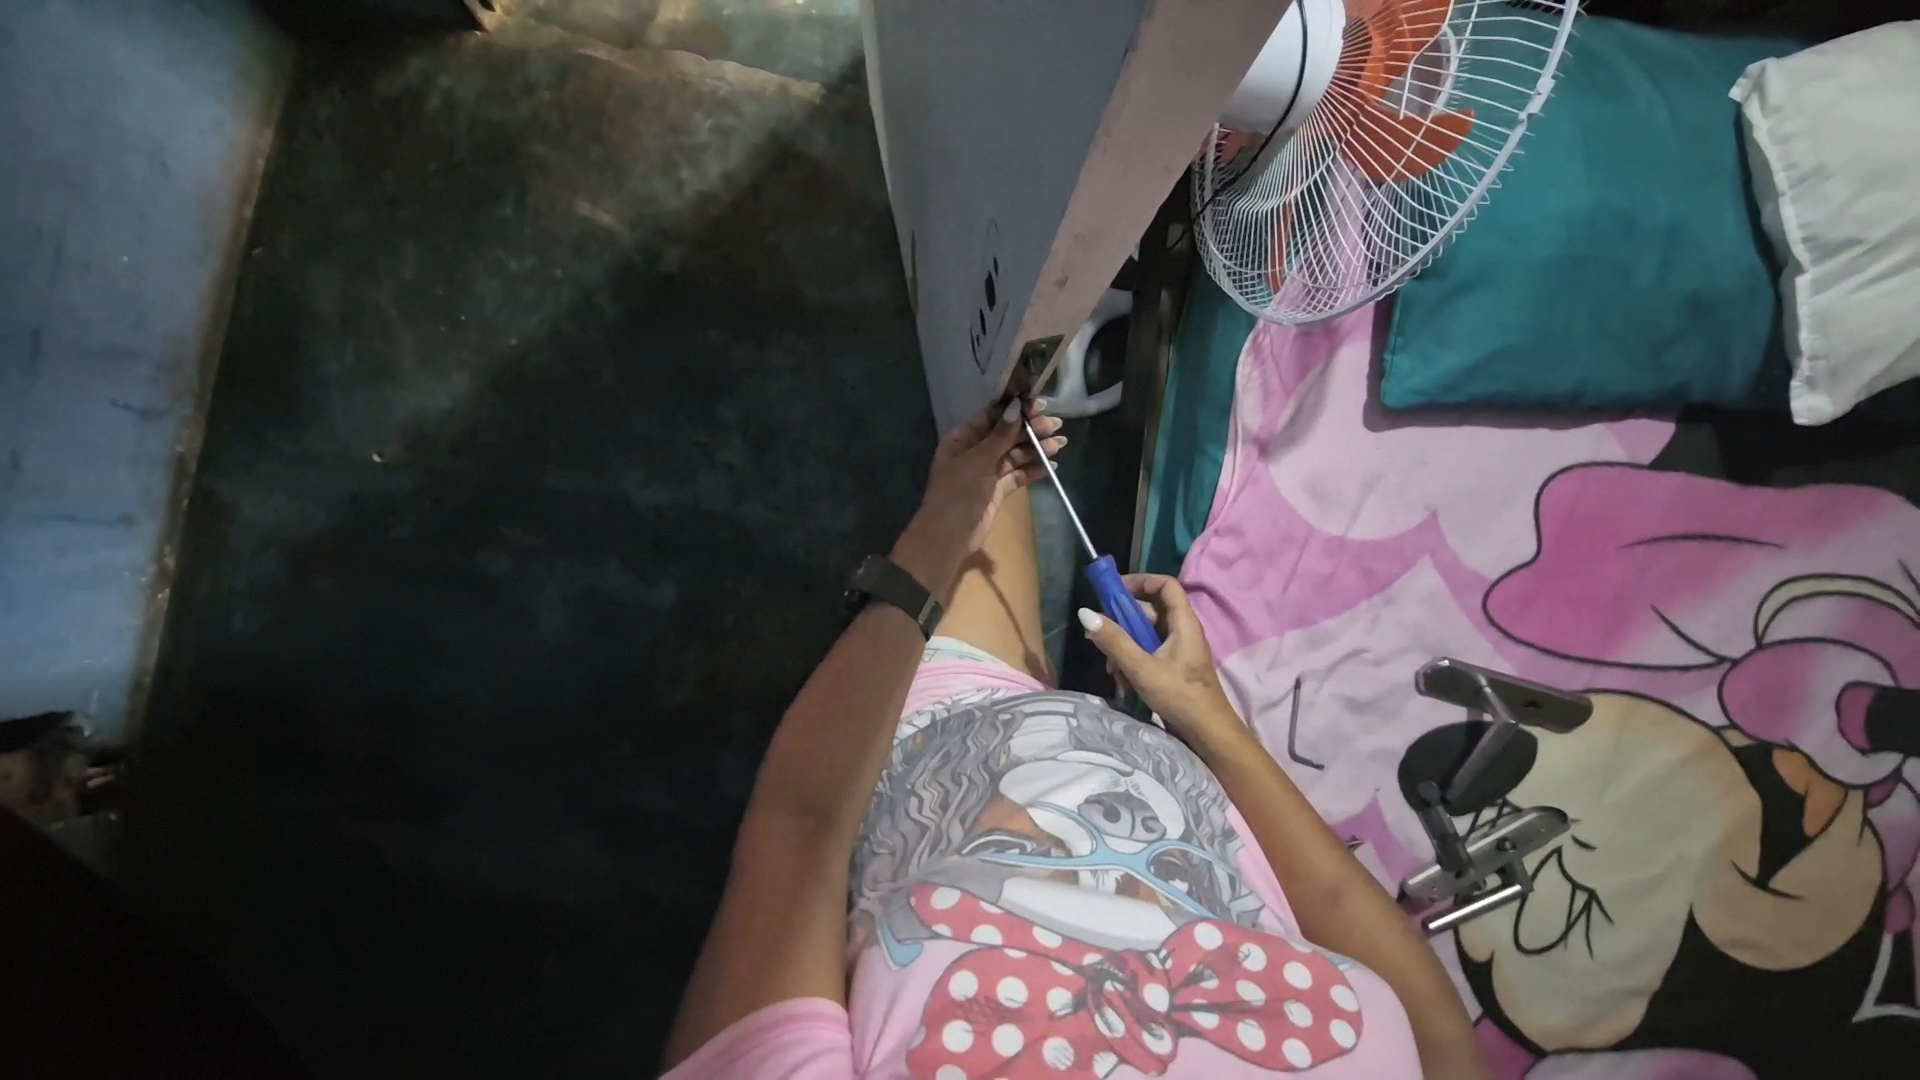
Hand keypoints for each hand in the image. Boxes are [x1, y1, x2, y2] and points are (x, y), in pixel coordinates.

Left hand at [893, 399, 1064, 598]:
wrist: (949, 535)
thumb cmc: (958, 492)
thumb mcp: (978, 460)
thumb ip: (1000, 435)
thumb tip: (1016, 407)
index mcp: (962, 439)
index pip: (992, 417)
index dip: (1015, 410)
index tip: (1038, 405)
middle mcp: (974, 452)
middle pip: (1006, 435)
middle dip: (1030, 430)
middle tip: (1055, 425)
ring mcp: (986, 472)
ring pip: (1014, 455)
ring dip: (1035, 449)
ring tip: (1059, 444)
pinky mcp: (996, 491)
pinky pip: (1016, 476)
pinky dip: (1032, 470)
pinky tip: (1051, 466)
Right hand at [1077, 574, 1246, 747]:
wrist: (1208, 734)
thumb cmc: (1180, 696)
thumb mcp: (1142, 668)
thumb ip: (1114, 640)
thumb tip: (1085, 613)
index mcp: (1183, 622)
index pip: (1165, 584)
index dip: (1140, 581)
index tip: (1113, 591)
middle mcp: (1182, 630)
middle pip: (1149, 610)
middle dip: (1122, 622)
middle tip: (1100, 634)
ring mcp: (1178, 649)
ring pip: (1145, 634)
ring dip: (1124, 647)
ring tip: (1111, 668)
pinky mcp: (1172, 666)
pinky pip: (1148, 652)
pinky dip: (1132, 661)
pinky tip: (1122, 682)